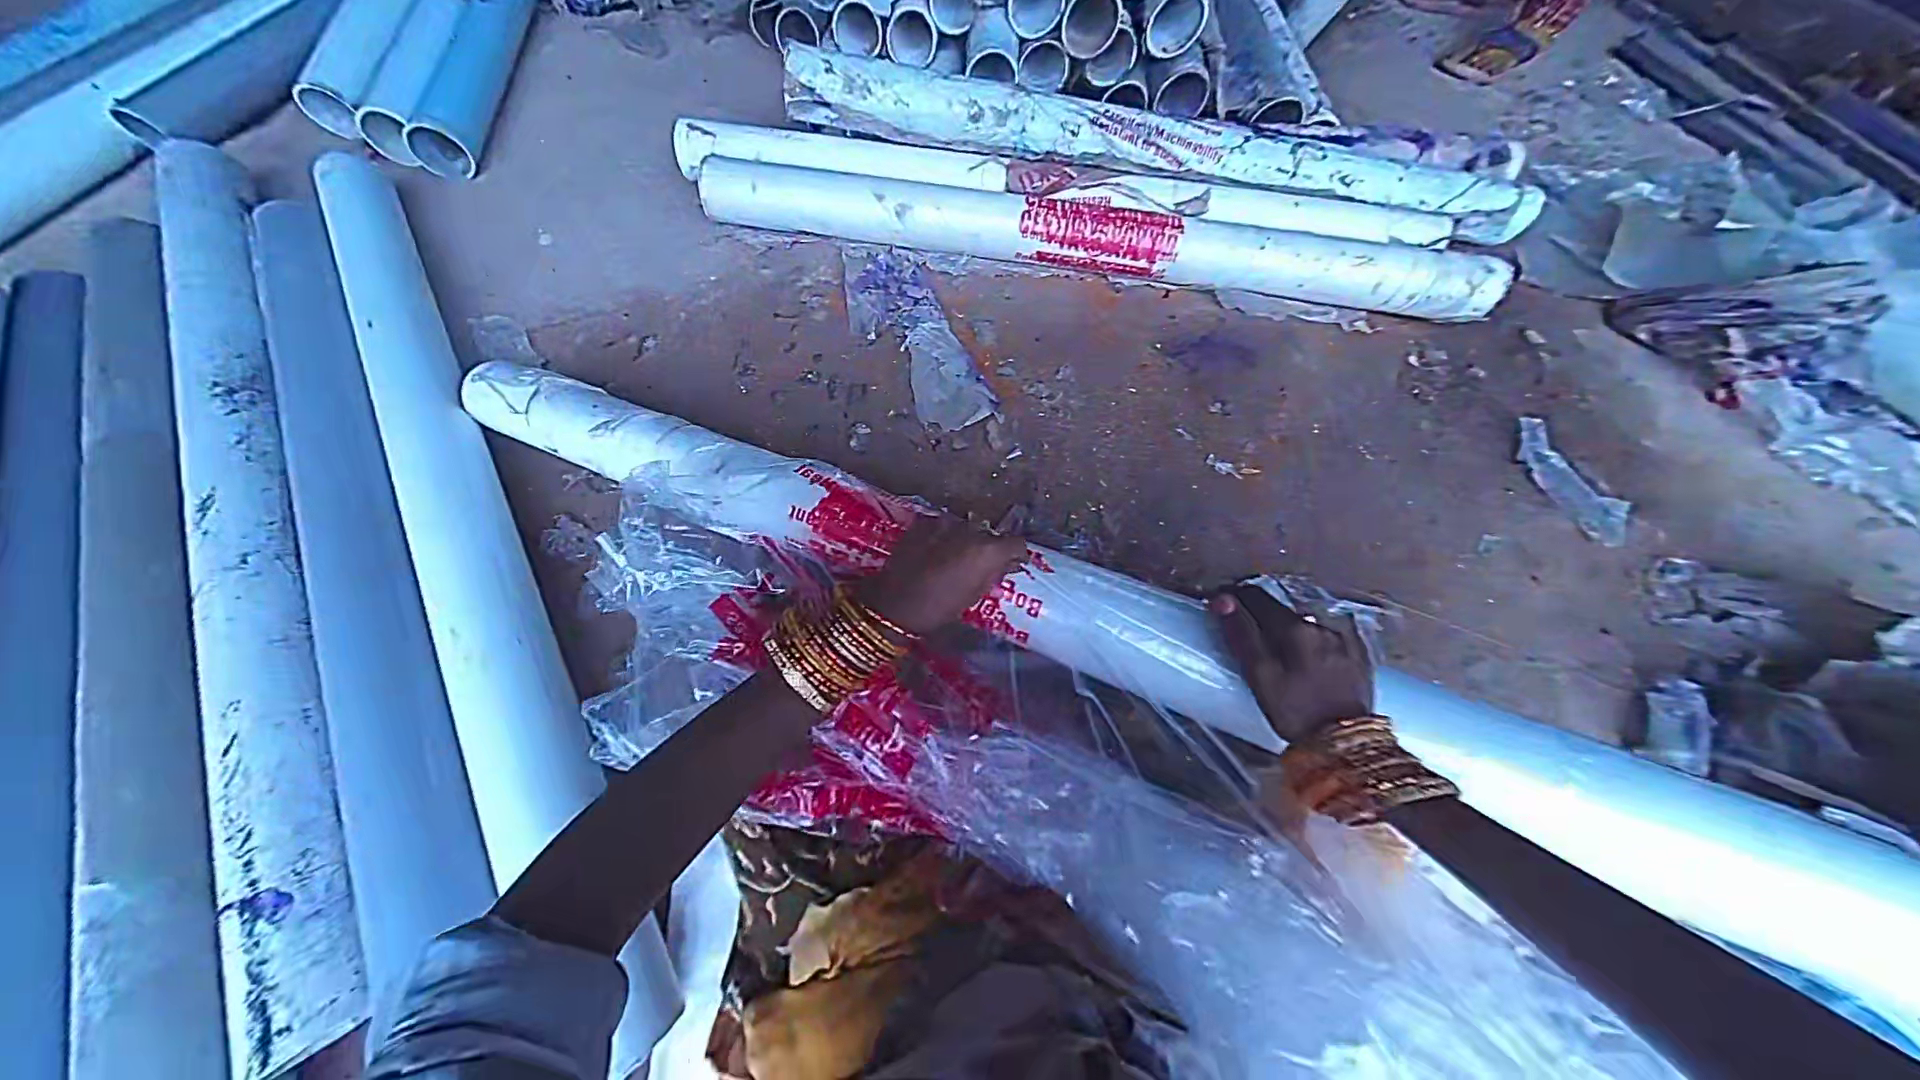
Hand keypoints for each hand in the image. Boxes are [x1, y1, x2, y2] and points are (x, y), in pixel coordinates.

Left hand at [856, 515, 1028, 635]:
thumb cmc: (938, 608)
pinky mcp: (924, 522)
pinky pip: (944, 526)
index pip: (1017, 543)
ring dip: (966, 539)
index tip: (1013, 563)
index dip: (1017, 553)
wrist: (893, 603)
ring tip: (956, 557)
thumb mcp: (974, 596)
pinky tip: (936, 551)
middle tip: (980, 564)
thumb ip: (994, 574)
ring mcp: (945, 523)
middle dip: (989, 547)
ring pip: (966, 527)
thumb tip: (1008, 563)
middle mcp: (970, 530)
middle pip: (990, 533)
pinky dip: (945, 536)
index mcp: (987, 551)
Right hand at [1211, 584, 1373, 742]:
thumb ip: (1241, 635)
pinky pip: (1322, 635)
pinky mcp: (1355, 655)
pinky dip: (1305, 637)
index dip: (1233, 596)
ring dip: (1282, 624)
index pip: (1255, 596)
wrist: (1347, 745)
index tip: (1218, 603)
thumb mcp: (1260, 675)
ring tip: (1268, 643)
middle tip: (1238, 624)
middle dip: (1256, 609)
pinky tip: (1299, 655)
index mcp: (1293, 628)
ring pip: (1301, 620)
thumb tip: (1223, 599)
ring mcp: (1341, 639)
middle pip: (1279, 606)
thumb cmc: (1294, 712)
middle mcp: (1320, 625)